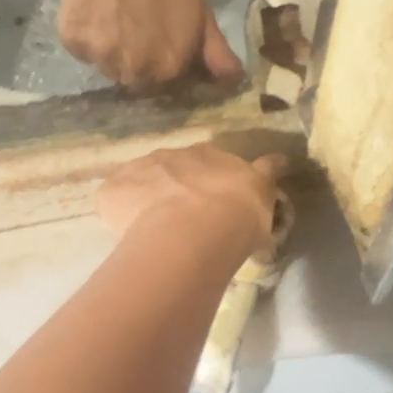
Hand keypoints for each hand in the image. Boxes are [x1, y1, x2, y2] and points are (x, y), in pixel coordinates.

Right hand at [58, 0, 243, 90]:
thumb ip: (217, 53)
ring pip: (107, 68)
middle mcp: (133, 72)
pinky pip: (83, 52)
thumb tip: (233, 82)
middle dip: (138, 64)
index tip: (161, 44)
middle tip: (137, 30)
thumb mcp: (200, 13)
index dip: (163, 66)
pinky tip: (96, 11)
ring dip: (113, 53)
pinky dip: (88, 39)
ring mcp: (100, 58)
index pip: (164, 87)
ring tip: (116, 19)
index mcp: (167, 69)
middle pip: (134, 82)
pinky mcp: (72, 42)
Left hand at [96, 144, 284, 257]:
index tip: (218, 202)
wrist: (196, 231)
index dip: (217, 183)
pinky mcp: (113, 189)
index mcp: (214, 155)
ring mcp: (141, 169)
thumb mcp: (264, 200)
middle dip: (180, 191)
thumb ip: (266, 181)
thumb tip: (279, 162)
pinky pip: (114, 199)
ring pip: (143, 182)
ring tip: (155, 234)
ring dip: (148, 200)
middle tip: (186, 224)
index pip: (217, 163)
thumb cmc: (238, 218)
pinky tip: (129, 238)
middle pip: (176, 170)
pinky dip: (119, 213)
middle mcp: (176, 154)